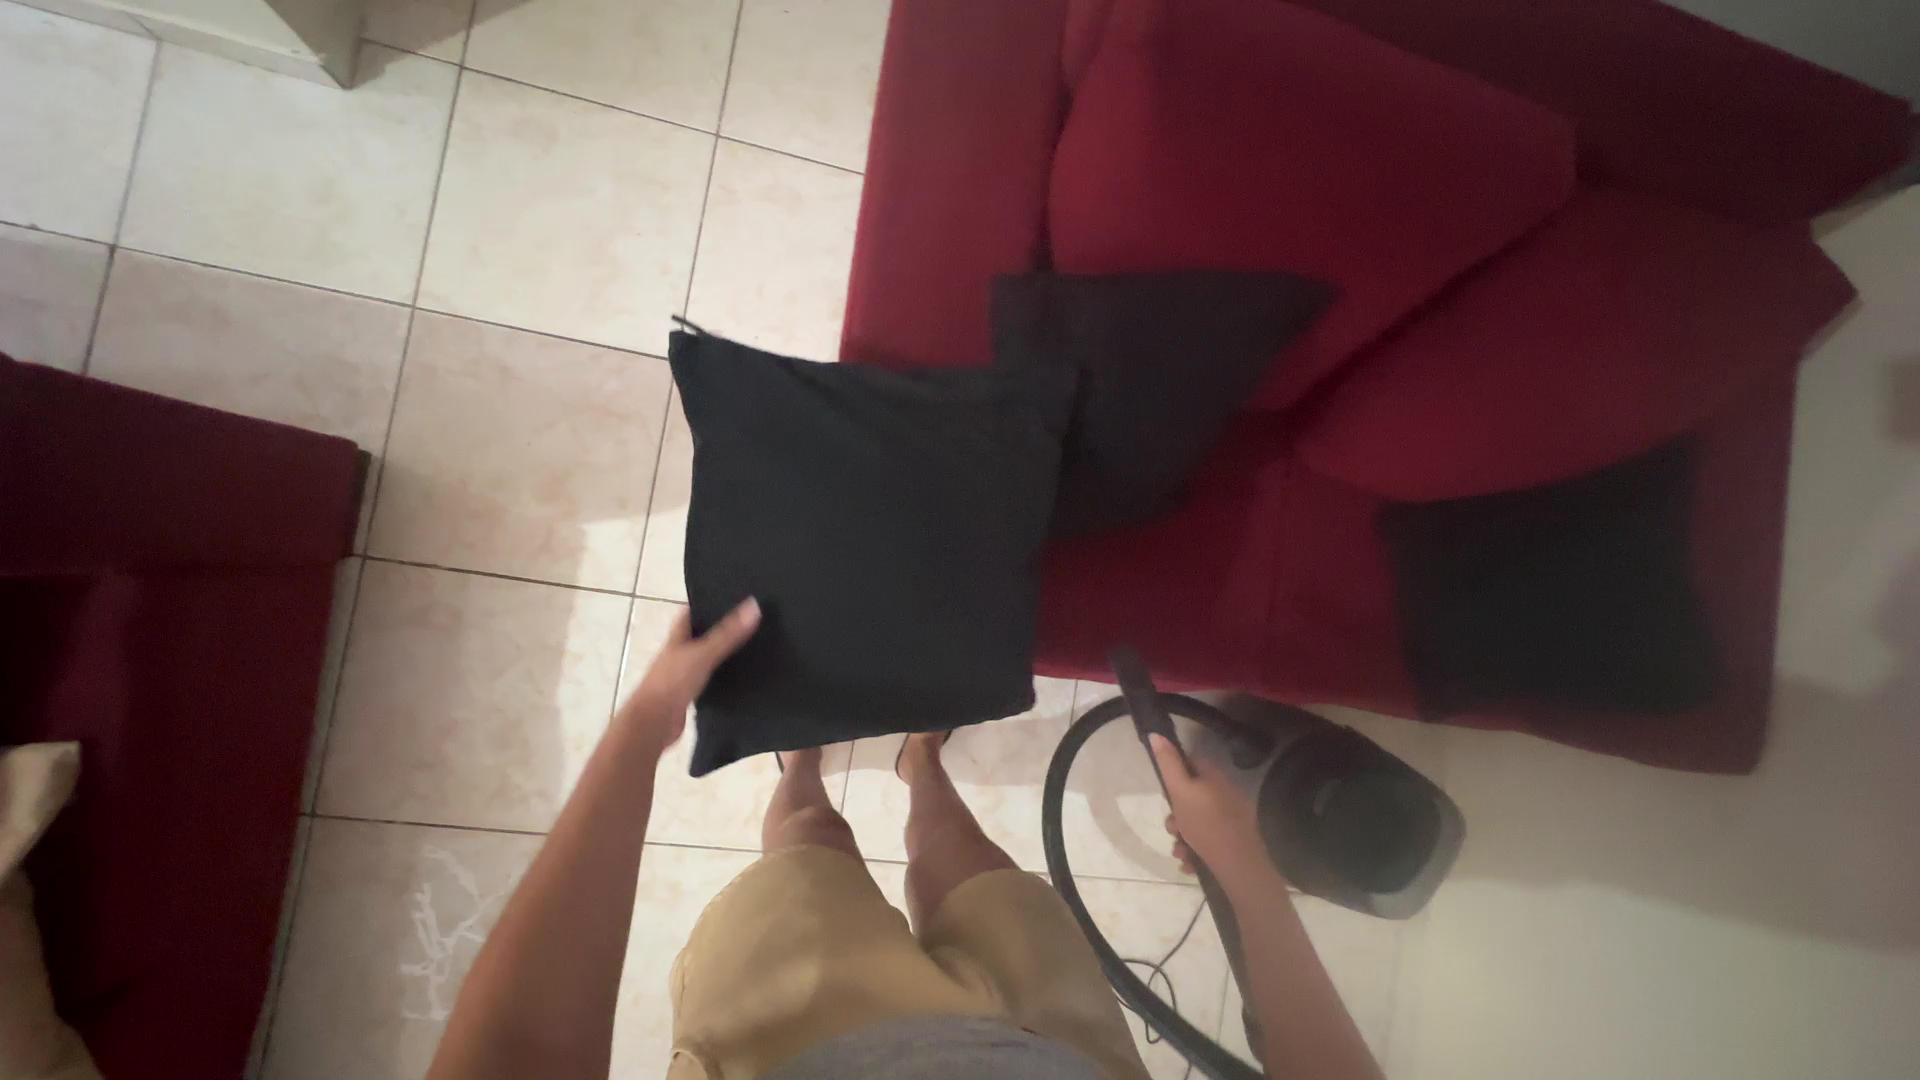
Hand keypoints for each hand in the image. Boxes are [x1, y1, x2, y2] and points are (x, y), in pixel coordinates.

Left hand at [617, 599, 760, 747]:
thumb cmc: (673, 682)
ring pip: (706, 658)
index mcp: (677, 638)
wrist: (653, 724)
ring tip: (753, 646)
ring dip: (723, 654)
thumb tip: (754, 605)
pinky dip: (723, 677)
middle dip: (720, 628)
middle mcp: (678, 653)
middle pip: (700, 635)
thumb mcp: (703, 653)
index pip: (690, 612)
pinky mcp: (690, 696)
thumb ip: (728, 633)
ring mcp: (682, 675)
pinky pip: (710, 680)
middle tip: (751, 621)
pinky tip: (742, 677)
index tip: (732, 596)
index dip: (707, 602)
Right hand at [1150, 733, 1279, 891]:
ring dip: (1183, 838)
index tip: (1165, 791)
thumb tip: (1156, 733)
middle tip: (1172, 829)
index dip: (1174, 773)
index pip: (1192, 763)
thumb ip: (1167, 763)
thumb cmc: (1205, 825)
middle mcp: (1225, 795)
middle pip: (1191, 797)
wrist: (1240, 867)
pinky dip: (1196, 852)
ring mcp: (1232, 820)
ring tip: (1180, 853)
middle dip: (1176, 816)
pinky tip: (1190, 864)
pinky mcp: (1234, 843)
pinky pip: (1208, 841)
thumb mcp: (1180, 791)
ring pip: (1197, 823)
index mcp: (1215, 778)